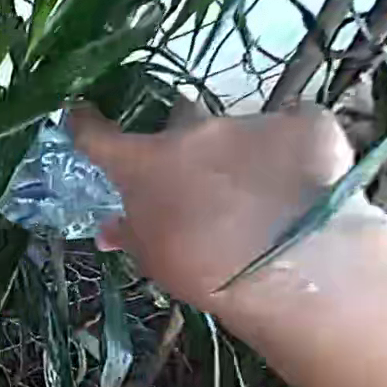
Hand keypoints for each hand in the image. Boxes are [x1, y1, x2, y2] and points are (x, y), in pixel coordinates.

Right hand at [70, 99, 386, 311]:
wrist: (293, 273)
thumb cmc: (204, 271)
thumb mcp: (153, 259)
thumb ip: (129, 233)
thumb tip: (109, 229)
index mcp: (144, 164)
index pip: (98, 135)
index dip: (86, 124)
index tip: (80, 114)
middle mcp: (191, 130)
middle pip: (177, 122)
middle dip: (180, 141)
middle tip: (195, 176)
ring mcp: (250, 121)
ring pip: (234, 129)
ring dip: (235, 152)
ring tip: (256, 192)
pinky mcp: (305, 123)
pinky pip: (290, 128)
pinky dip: (288, 149)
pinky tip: (299, 180)